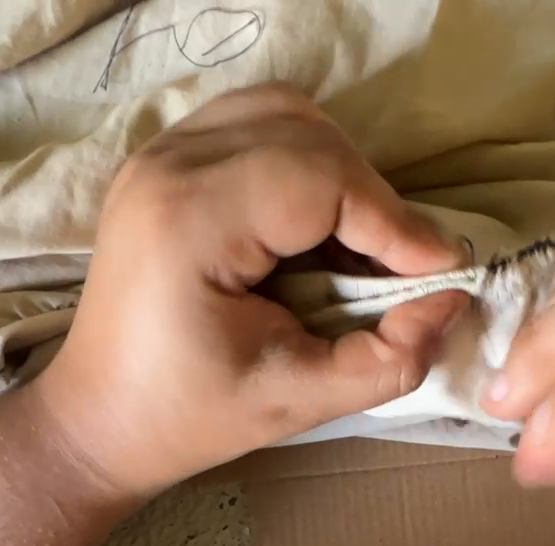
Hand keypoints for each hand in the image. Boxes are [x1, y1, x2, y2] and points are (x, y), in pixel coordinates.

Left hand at [32, 83, 468, 501]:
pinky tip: (316, 226)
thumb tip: (451, 299)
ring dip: (342, 174)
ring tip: (363, 245)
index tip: (442, 271)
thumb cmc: (192, 419)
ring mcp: (159, 154)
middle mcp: (168, 165)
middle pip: (308, 134)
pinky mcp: (164, 163)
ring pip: (285, 116)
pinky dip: (305, 166)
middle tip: (402, 266)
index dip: (395, 222)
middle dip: (373, 199)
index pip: (321, 179)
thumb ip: (389, 358)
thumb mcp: (299, 403)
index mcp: (189, 222)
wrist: (103, 419)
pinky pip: (257, 128)